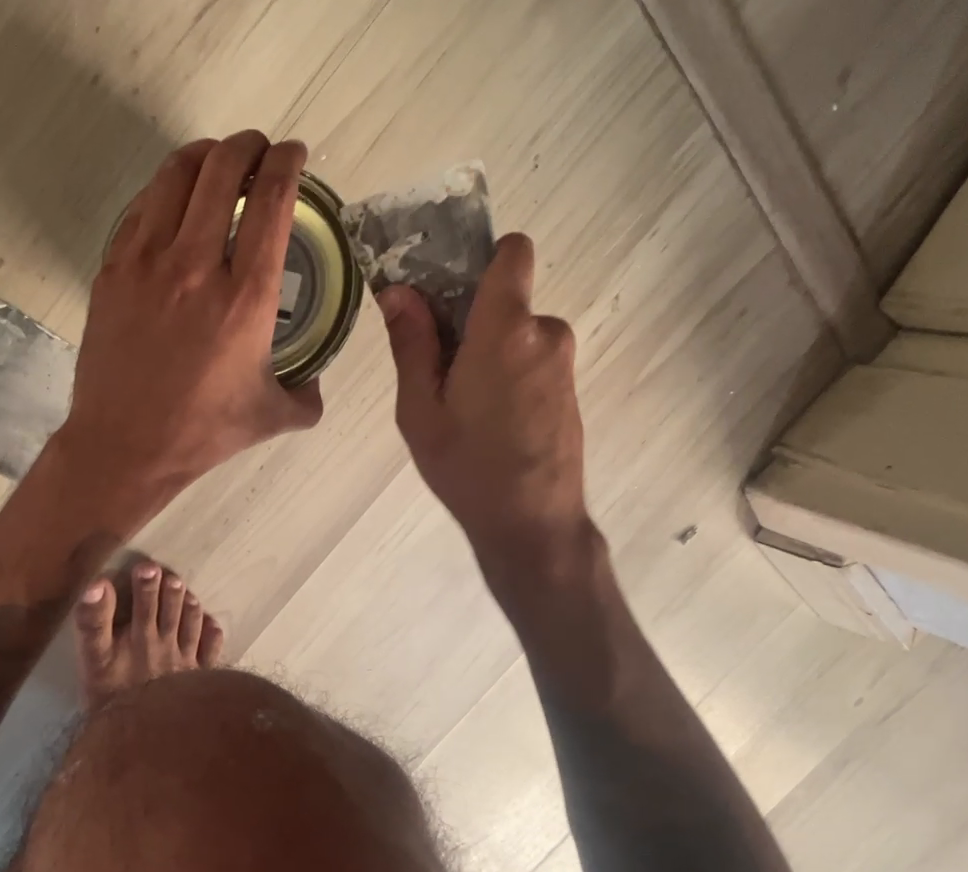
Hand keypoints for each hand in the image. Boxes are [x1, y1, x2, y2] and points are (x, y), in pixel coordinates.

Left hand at [56, 132, 322, 489]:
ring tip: (215, 162)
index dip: (288, 162)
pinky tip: (173, 202)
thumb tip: (315, 383)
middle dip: (248, 145)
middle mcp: (197, 267)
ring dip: (203, 155)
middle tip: (257, 150)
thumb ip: (306, 396)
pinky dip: (163, 191)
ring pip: (175, 176)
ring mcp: (147, 265)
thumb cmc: (200, 433)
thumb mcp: (271, 417)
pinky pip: (140, 208)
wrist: (124, 446)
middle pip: (223, 169)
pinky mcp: (113, 272)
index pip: (273, 199)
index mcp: (246, 297)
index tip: (293, 154)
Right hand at [377, 233, 591, 580]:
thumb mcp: (420, 409)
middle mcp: (545, 333)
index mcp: (506, 330)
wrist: (532, 523)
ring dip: (486, 353)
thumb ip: (412, 344)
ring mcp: (563, 362)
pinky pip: (530, 360)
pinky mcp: (569, 388)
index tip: (445, 290)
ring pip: (515, 334)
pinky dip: (505, 374)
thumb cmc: (467, 467)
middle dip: (469, 321)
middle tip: (435, 372)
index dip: (480, 259)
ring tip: (458, 406)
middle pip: (504, 300)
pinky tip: (485, 421)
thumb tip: (398, 292)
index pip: (512, 253)